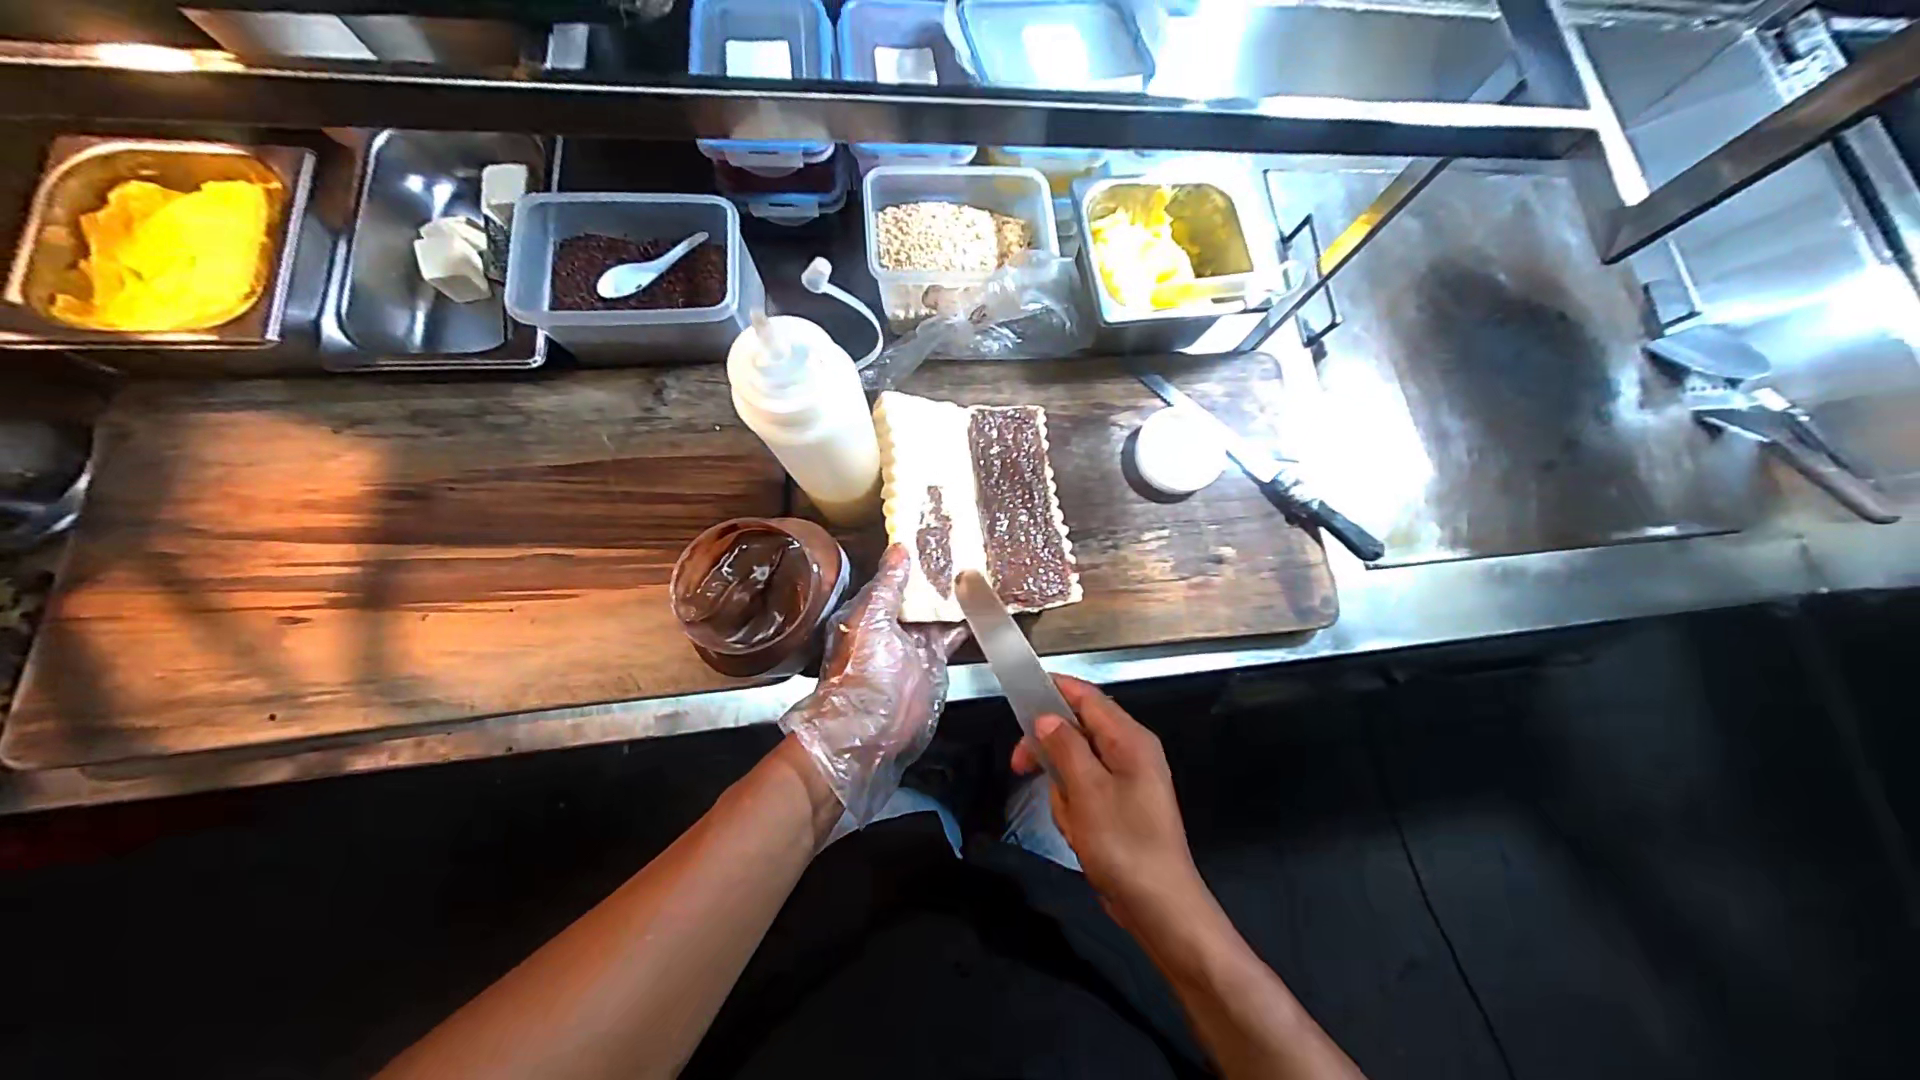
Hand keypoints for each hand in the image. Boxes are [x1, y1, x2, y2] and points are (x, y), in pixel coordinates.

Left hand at [781, 544, 966, 825]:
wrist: (870, 735)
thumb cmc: (861, 676)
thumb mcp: (870, 621)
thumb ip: (886, 586)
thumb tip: (899, 548)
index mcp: (871, 611)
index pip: (897, 576)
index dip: (916, 558)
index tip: (939, 532)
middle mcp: (894, 625)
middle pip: (921, 593)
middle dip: (940, 574)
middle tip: (969, 544)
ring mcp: (917, 645)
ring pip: (940, 612)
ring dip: (957, 595)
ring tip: (982, 567)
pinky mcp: (936, 663)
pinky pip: (954, 635)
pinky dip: (969, 620)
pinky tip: (985, 604)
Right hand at [1011, 675, 1207, 931]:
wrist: (1160, 908)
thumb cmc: (1124, 845)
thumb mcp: (1087, 791)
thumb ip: (1064, 746)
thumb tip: (1046, 717)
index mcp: (1130, 739)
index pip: (1087, 696)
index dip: (1053, 690)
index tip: (1019, 694)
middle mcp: (1131, 752)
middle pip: (1077, 729)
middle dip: (1050, 751)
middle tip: (1021, 766)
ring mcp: (1127, 780)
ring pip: (1075, 764)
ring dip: (1062, 789)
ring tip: (1070, 819)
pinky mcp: (1121, 806)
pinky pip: (1084, 791)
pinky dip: (1073, 808)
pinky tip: (1078, 832)